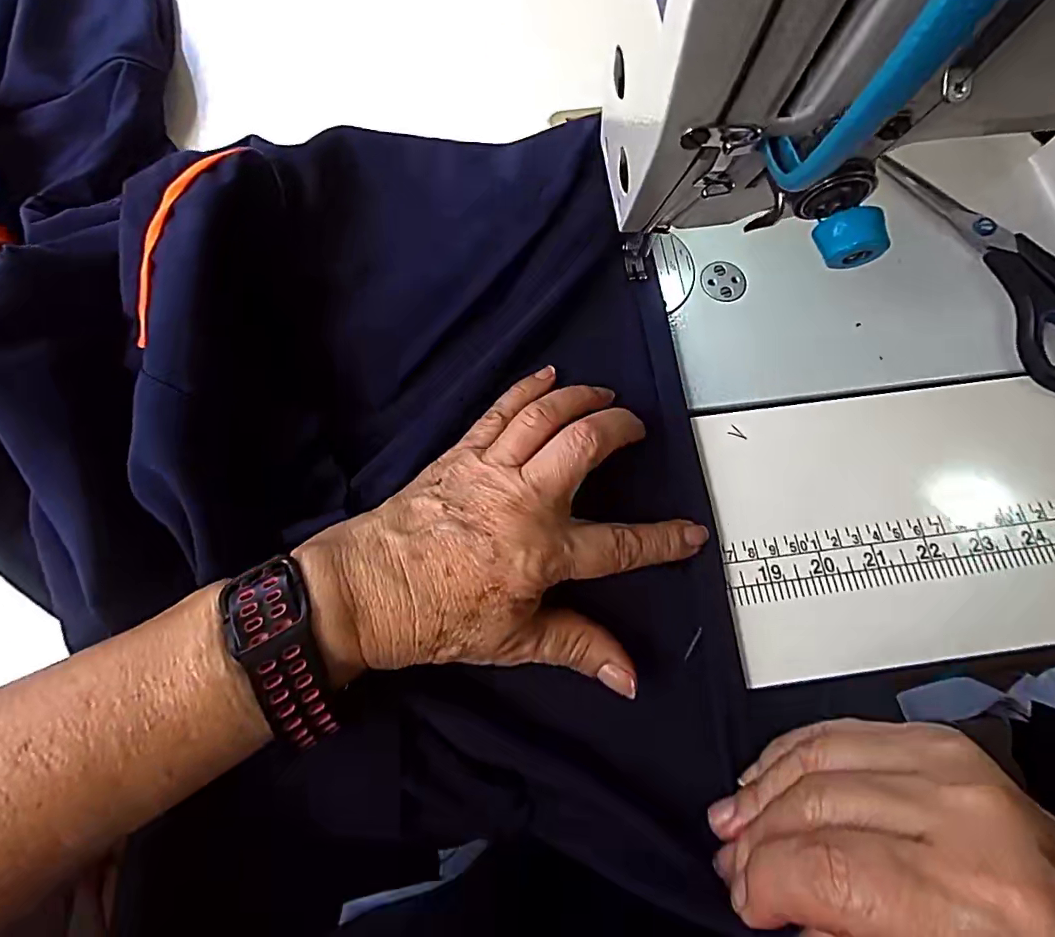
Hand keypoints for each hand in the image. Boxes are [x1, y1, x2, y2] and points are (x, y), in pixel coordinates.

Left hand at [292, 367, 707, 698]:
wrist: (365, 587)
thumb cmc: (433, 616)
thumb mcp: (511, 641)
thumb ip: (576, 646)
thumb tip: (628, 677)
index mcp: (541, 552)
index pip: (620, 545)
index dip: (663, 539)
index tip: (690, 532)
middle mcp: (521, 500)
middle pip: (585, 446)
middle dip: (620, 429)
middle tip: (637, 428)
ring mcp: (488, 471)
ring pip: (544, 417)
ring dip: (579, 399)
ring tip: (603, 394)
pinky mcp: (458, 455)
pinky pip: (498, 412)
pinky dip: (525, 390)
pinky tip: (546, 377)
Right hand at [706, 719, 1054, 936]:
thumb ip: (852, 933)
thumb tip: (782, 907)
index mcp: (984, 904)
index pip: (821, 867)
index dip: (765, 884)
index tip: (750, 903)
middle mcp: (970, 824)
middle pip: (810, 809)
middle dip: (757, 844)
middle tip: (737, 869)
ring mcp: (955, 771)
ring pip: (811, 760)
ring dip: (761, 793)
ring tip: (737, 822)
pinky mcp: (942, 744)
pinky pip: (836, 733)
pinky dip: (789, 756)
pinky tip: (769, 780)